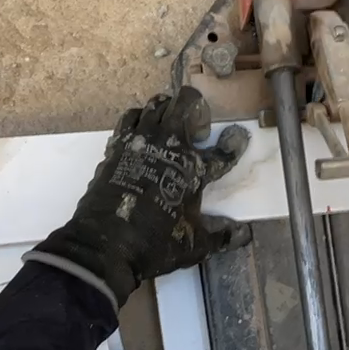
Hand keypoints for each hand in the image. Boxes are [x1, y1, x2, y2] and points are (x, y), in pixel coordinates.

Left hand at [26, 87, 251, 306]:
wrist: (104, 244)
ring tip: (170, 129)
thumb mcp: (194, 245)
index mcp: (192, 169)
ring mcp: (139, 140)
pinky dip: (140, 120)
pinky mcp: (116, 145)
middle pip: (186, 104)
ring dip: (168, 110)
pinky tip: (142, 136)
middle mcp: (167, 145)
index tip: (237, 139)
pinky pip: (130, 118)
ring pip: (156, 104)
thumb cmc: (153, 244)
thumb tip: (244, 234)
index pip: (222, 153)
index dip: (233, 146)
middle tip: (197, 133)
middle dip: (197, 110)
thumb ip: (220, 236)